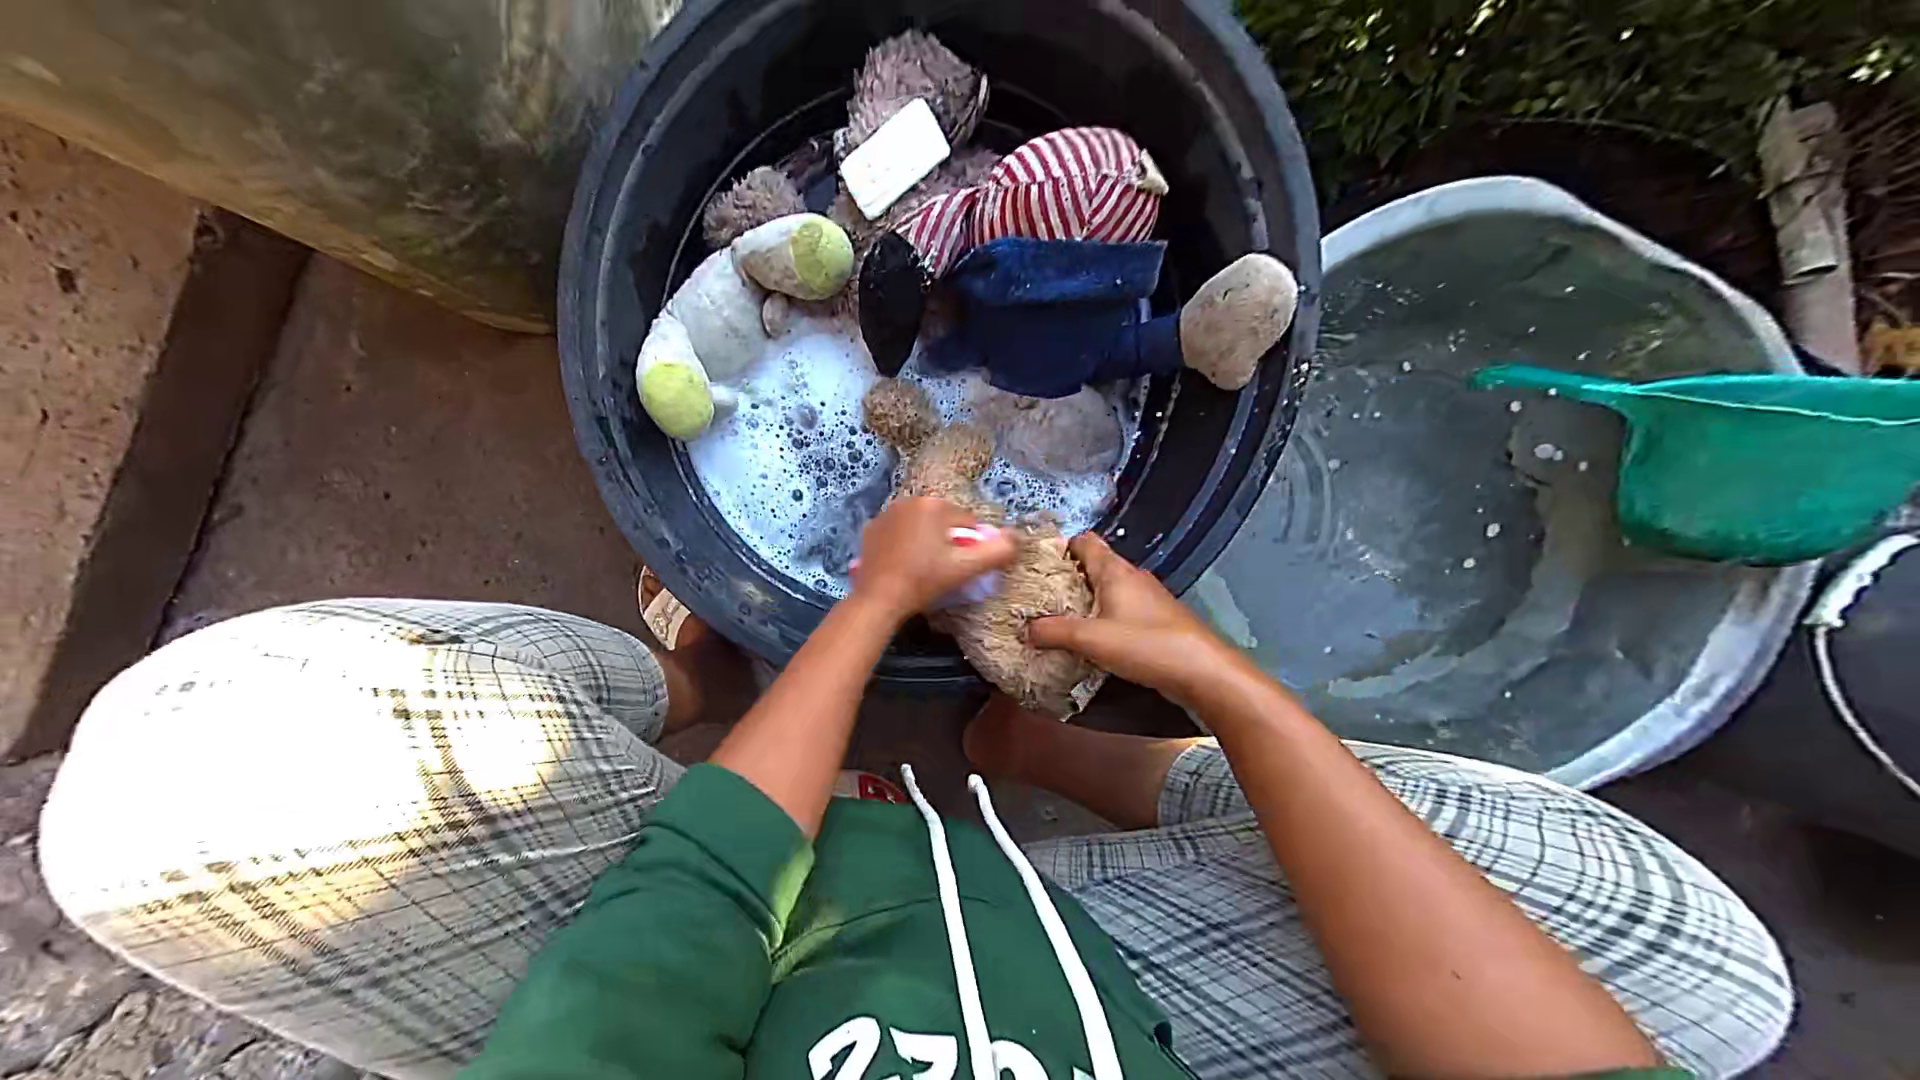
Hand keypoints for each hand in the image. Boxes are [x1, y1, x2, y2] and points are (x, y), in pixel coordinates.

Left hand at [851, 497, 1016, 622]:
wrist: (879, 598)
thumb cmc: (924, 580)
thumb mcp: (966, 568)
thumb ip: (997, 551)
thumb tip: (1016, 538)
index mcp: (934, 504)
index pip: (968, 522)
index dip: (969, 546)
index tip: (958, 566)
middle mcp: (909, 500)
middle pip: (943, 521)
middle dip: (947, 541)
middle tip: (941, 570)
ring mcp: (886, 513)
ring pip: (921, 525)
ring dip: (926, 541)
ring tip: (921, 569)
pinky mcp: (870, 529)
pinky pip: (898, 532)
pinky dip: (903, 544)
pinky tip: (902, 565)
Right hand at [1028, 534, 1248, 705]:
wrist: (1203, 672)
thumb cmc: (1147, 645)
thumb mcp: (1091, 639)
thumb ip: (1055, 631)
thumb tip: (1027, 629)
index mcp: (1115, 570)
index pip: (1084, 541)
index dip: (1059, 547)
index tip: (1036, 565)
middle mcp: (1132, 577)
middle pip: (1093, 566)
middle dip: (1066, 578)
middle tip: (1039, 597)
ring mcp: (1147, 598)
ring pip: (1107, 589)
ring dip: (1084, 601)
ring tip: (1058, 620)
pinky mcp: (1156, 621)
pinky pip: (1120, 610)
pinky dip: (1102, 618)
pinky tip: (1090, 640)